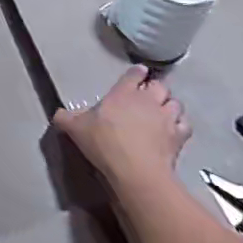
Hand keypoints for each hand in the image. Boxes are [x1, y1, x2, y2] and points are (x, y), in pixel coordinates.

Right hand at [53, 65, 191, 186]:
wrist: (135, 169)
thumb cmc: (103, 142)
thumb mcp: (74, 129)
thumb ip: (64, 118)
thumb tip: (58, 113)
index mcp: (123, 93)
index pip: (134, 74)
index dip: (137, 72)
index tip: (138, 73)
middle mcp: (148, 100)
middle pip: (160, 85)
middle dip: (155, 87)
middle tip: (148, 94)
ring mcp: (166, 117)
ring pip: (175, 102)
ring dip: (169, 104)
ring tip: (162, 110)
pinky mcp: (179, 135)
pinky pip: (184, 123)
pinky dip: (180, 123)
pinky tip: (173, 129)